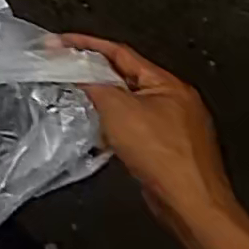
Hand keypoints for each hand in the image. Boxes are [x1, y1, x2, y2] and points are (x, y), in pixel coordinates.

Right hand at [61, 33, 235, 225]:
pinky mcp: (170, 147)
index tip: (57, 42)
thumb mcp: (115, 106)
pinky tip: (98, 126)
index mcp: (168, 85)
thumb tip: (72, 68)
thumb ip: (90, 80)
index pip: (119, 52)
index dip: (84, 43)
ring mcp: (175, 126)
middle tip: (62, 65)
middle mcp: (176, 101)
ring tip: (75, 93)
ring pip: (128, 99)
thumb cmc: (158, 152)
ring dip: (102, 96)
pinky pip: (134, 122)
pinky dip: (113, 119)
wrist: (191, 206)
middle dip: (92, 70)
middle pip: (124, 75)